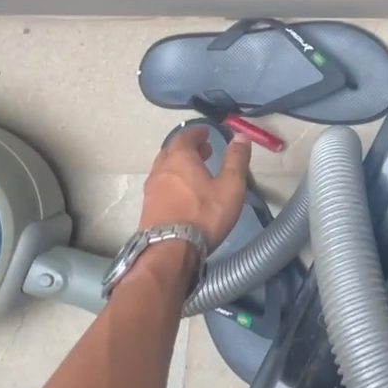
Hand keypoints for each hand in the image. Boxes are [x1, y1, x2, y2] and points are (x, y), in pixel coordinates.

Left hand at [141, 126, 250, 261]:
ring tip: (195, 173)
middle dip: (187, 148)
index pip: (184, 136)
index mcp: (180, 159)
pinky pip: (160, 185)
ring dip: (178, 165)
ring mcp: (151, 190)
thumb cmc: (203, 215)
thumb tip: (240, 136)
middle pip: (171, 151)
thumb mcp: (230, 186)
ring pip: (164, 169)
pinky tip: (183, 194)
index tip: (206, 133)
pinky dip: (172, 181)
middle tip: (203, 151)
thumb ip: (236, 159)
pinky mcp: (147, 209)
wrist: (168, 254)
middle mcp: (161, 170)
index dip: (196, 133)